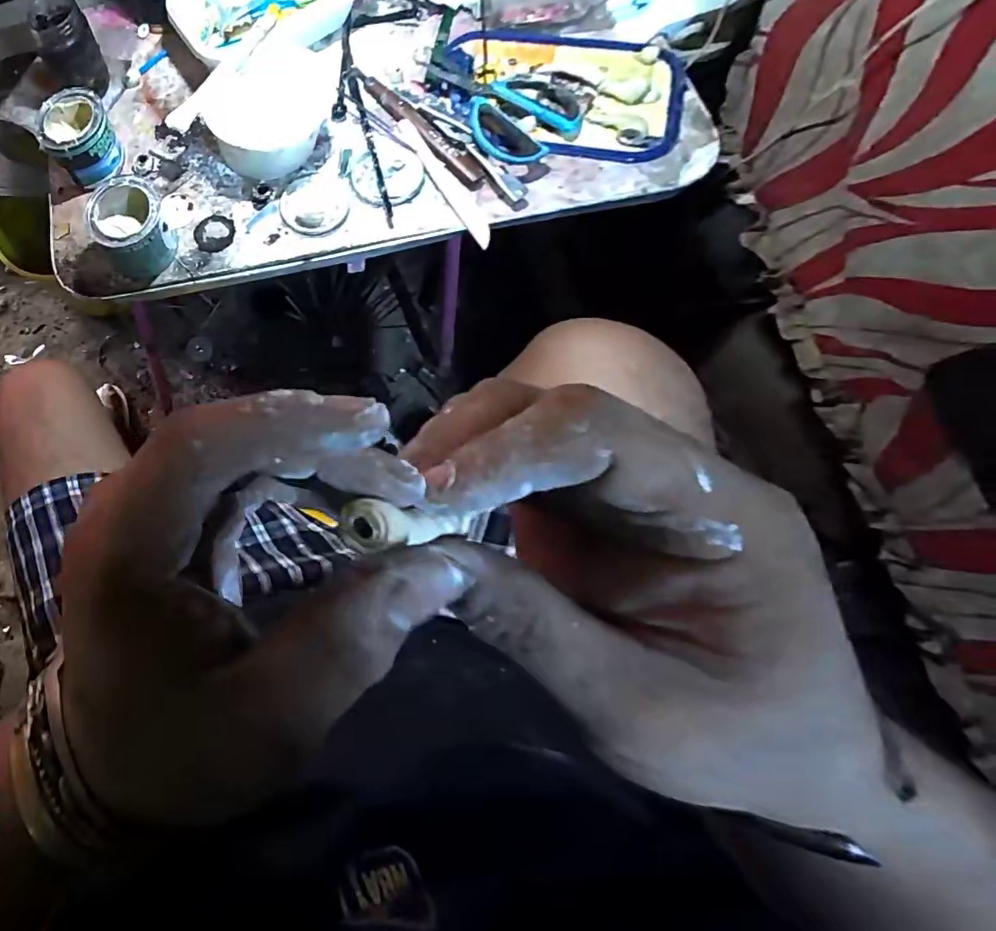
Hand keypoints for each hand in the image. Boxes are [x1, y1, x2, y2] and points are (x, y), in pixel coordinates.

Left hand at [56, 391, 471, 828]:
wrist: (107, 763)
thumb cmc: (175, 751)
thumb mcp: (272, 717)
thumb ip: (351, 638)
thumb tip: (439, 564)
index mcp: (123, 548)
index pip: (191, 447)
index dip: (280, 423)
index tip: (370, 430)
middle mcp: (115, 512)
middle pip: (208, 439)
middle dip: (303, 437)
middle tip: (395, 465)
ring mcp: (130, 513)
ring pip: (217, 451)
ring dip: (296, 453)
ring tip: (376, 477)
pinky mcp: (153, 523)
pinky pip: (216, 478)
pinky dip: (275, 474)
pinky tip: (325, 490)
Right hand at [403, 380, 890, 827]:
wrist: (778, 762)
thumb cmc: (732, 746)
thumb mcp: (631, 708)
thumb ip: (527, 625)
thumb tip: (420, 559)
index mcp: (720, 513)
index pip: (599, 434)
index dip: (503, 449)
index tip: (426, 492)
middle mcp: (667, 475)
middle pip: (552, 409)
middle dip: (464, 438)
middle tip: (395, 488)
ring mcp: (618, 484)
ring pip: (519, 421)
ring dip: (449, 447)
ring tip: (397, 493)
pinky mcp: (576, 503)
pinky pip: (503, 457)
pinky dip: (452, 468)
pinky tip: (420, 500)